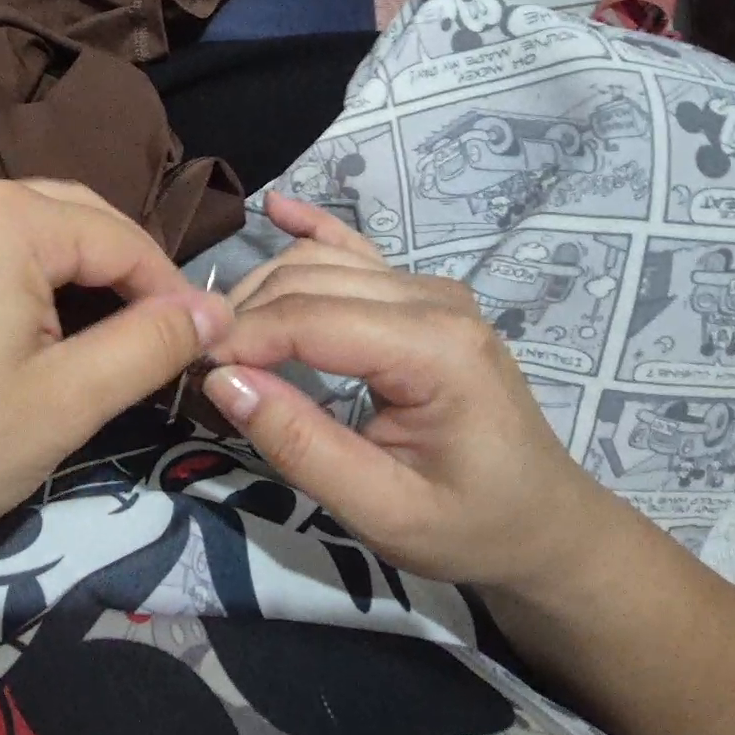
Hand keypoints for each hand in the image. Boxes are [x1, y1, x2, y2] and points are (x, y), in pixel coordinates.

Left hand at [0, 179, 230, 571]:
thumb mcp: (65, 403)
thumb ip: (149, 346)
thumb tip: (213, 312)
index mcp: (8, 216)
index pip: (122, 237)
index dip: (172, 292)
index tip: (201, 347)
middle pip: (74, 219)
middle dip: (124, 276)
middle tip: (153, 341)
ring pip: (25, 232)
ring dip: (73, 276)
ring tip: (96, 339)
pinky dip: (20, 281)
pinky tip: (20, 331)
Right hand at [202, 194, 619, 591]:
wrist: (545, 523)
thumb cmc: (469, 526)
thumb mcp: (383, 512)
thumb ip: (301, 445)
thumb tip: (221, 380)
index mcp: (434, 348)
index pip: (307, 317)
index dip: (239, 338)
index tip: (189, 370)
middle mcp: (433, 298)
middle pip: (304, 281)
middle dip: (241, 317)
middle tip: (198, 365)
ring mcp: (428, 289)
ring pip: (315, 263)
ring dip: (259, 292)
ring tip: (221, 340)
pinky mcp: (420, 295)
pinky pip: (352, 249)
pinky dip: (309, 230)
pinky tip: (276, 208)